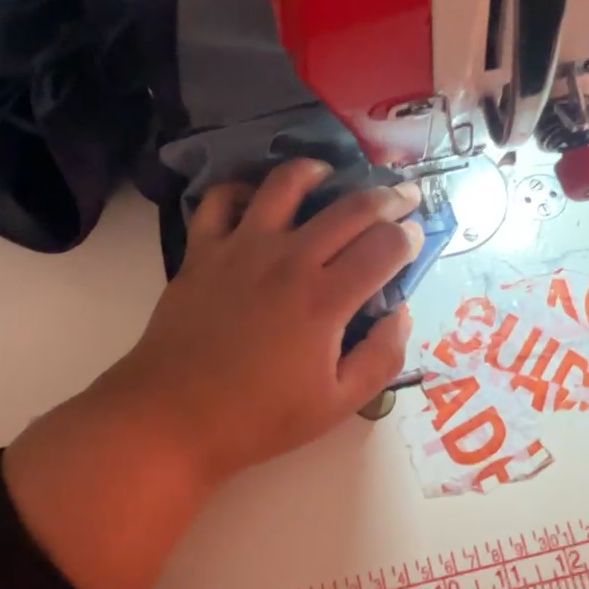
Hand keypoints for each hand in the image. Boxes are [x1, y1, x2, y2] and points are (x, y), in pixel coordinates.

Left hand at [110, 158, 421, 481]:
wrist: (173, 417)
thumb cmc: (259, 417)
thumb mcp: (337, 404)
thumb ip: (381, 357)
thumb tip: (400, 313)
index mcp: (326, 299)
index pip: (383, 247)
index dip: (408, 236)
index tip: (416, 235)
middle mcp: (289, 259)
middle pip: (349, 208)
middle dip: (387, 196)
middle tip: (402, 194)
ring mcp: (242, 247)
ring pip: (285, 184)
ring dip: (316, 171)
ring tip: (329, 174)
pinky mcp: (203, 249)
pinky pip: (220, 199)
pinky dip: (241, 189)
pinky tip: (256, 199)